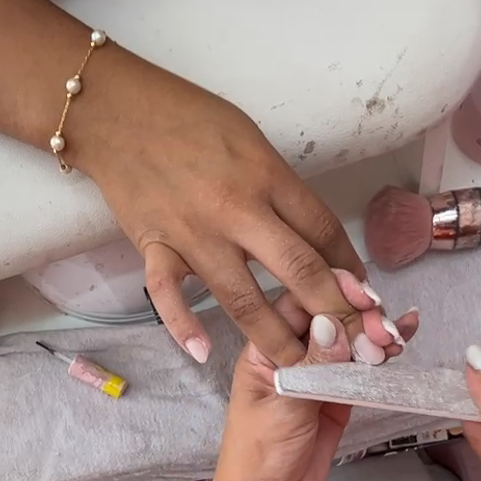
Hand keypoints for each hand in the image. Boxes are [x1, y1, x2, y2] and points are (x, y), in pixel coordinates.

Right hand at [75, 55, 407, 367]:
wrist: (116, 111)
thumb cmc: (187, 116)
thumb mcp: (249, 139)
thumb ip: (278, 187)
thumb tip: (309, 233)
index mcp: (267, 176)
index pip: (322, 231)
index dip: (350, 269)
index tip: (363, 298)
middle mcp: (238, 210)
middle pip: (297, 270)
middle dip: (332, 313)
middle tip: (354, 348)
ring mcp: (194, 234)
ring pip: (242, 297)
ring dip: (274, 337)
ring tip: (296, 368)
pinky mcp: (155, 247)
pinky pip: (169, 295)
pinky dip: (184, 326)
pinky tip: (203, 353)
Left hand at [203, 289, 420, 480]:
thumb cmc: (259, 456)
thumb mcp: (285, 408)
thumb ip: (312, 366)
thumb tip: (332, 320)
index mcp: (262, 349)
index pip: (297, 304)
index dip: (330, 292)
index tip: (364, 296)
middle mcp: (290, 353)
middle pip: (329, 315)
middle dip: (360, 315)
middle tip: (384, 331)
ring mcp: (317, 372)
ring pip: (350, 337)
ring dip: (376, 331)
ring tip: (396, 340)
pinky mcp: (338, 393)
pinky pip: (362, 365)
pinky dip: (383, 351)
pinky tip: (406, 335)